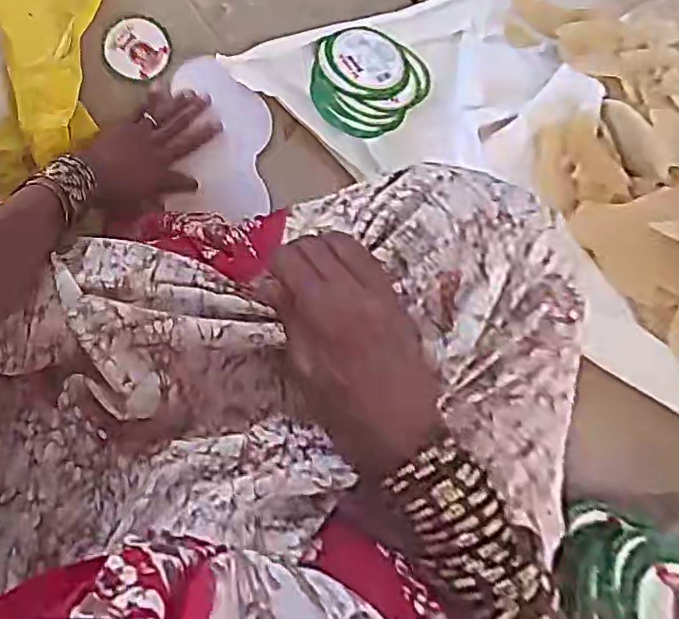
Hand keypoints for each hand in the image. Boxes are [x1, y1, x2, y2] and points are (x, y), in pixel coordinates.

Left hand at [78, 90, 220, 212]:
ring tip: (192, 92)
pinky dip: (150, 100)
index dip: (197, 157)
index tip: (209, 151)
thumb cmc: (112, 195)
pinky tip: (159, 87)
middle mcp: (155, 149)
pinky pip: (140, 110)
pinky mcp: (124, 126)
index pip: (182, 167)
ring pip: (164, 117)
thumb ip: (155, 199)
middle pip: (179, 131)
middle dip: (196, 116)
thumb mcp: (137, 204)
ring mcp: (140, 135)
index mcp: (159, 171)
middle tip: (209, 101)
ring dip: (179, 104)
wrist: (88, 178)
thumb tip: (171, 199)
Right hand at [270, 232, 442, 479]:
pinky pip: (366, 257)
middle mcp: (353, 290)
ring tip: (312, 273)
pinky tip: (339, 278)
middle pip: (314, 244)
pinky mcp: (396, 296)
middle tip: (287, 276)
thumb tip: (269, 285)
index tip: (269, 281)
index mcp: (325, 310)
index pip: (289, 258)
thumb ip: (289, 319)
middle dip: (294, 253)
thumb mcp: (306, 372)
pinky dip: (347, 256)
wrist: (410, 438)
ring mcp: (379, 290)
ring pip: (342, 241)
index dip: (273, 264)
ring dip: (321, 249)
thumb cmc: (349, 415)